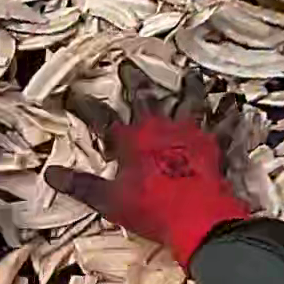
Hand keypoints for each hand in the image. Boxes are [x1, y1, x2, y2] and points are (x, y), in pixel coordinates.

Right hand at [45, 67, 250, 263]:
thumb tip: (49, 174)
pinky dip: (229, 113)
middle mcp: (160, 129)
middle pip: (145, 97)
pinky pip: (224, 124)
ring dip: (188, 87)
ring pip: (189, 102)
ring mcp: (190, 135)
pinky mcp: (214, 146)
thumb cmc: (150, 208)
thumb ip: (79, 185)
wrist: (198, 219)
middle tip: (126, 63)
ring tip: (189, 73)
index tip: (70, 95)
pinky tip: (234, 101)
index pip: (101, 118)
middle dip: (133, 80)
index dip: (84, 106)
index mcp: (132, 140)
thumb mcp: (108, 200)